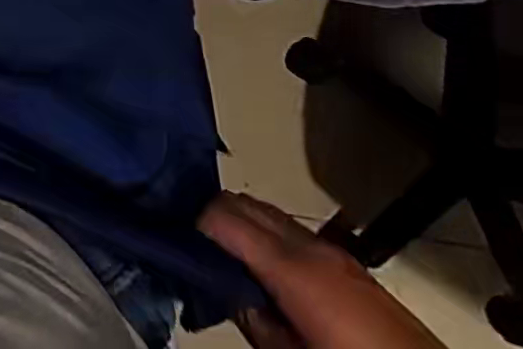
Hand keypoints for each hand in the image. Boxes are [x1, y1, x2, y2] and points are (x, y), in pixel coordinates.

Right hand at [198, 192, 447, 348]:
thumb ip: (252, 318)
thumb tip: (224, 290)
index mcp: (291, 266)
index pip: (222, 215)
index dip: (192, 221)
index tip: (173, 236)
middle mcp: (309, 244)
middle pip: (243, 203)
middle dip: (212, 213)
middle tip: (188, 240)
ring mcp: (332, 250)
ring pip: (267, 212)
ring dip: (239, 221)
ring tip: (219, 251)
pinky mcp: (348, 263)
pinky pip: (292, 231)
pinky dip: (265, 234)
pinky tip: (259, 263)